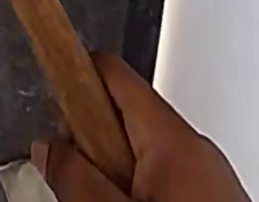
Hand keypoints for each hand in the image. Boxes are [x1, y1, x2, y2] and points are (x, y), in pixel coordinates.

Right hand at [32, 51, 249, 201]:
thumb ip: (74, 179)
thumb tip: (48, 148)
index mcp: (174, 139)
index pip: (109, 70)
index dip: (73, 77)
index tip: (49, 98)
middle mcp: (196, 151)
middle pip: (120, 117)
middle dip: (91, 145)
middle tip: (81, 187)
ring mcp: (210, 183)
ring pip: (140, 157)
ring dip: (113, 178)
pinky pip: (164, 185)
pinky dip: (138, 197)